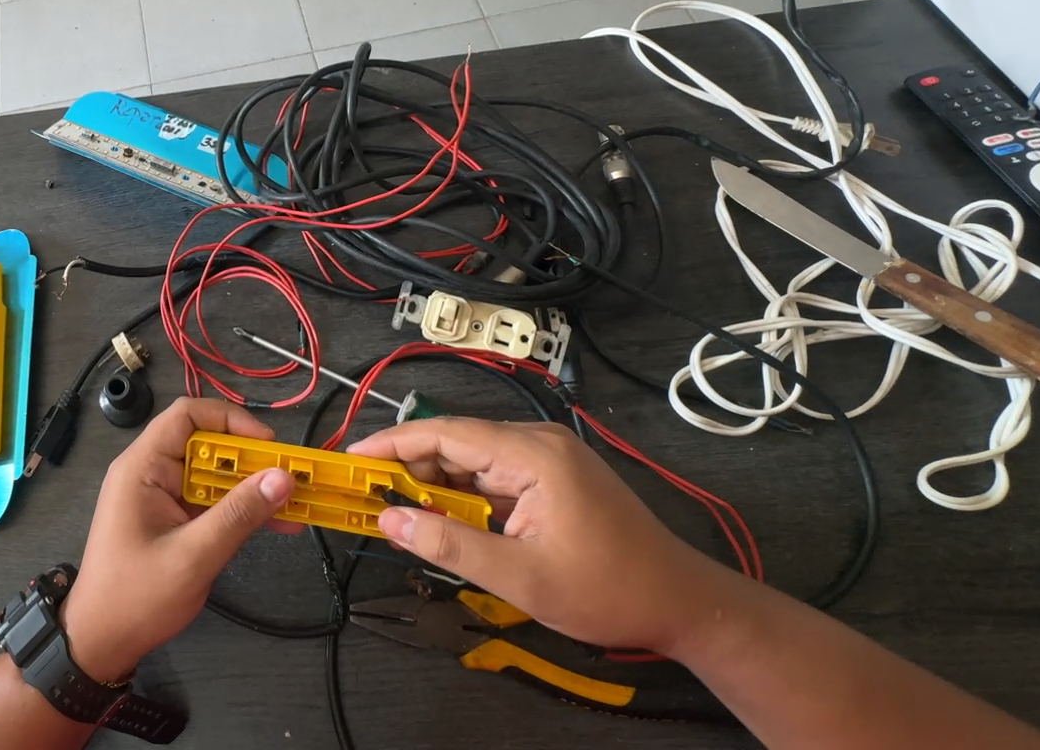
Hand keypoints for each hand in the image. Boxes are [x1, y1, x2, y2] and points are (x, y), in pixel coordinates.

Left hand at [60, 397, 299, 681]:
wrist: (101, 641)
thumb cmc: (137, 596)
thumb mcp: (193, 556)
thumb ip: (238, 515)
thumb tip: (283, 478)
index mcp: (143, 466)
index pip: (186, 415)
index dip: (230, 420)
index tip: (268, 444)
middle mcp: (151, 471)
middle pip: (205, 443)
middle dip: (249, 457)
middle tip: (288, 476)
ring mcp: (161, 495)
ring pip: (213, 473)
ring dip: (250, 486)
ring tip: (293, 502)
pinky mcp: (172, 518)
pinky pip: (211, 500)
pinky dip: (241, 508)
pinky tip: (276, 522)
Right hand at [345, 418, 738, 653]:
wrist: (686, 606)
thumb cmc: (608, 592)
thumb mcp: (521, 577)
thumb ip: (450, 546)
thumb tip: (388, 522)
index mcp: (532, 455)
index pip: (444, 433)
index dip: (392, 444)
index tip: (353, 460)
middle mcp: (536, 442)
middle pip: (454, 442)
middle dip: (410, 467)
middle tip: (371, 495)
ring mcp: (546, 456)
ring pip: (470, 458)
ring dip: (436, 484)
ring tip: (403, 512)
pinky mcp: (551, 474)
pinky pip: (491, 473)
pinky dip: (463, 494)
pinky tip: (447, 518)